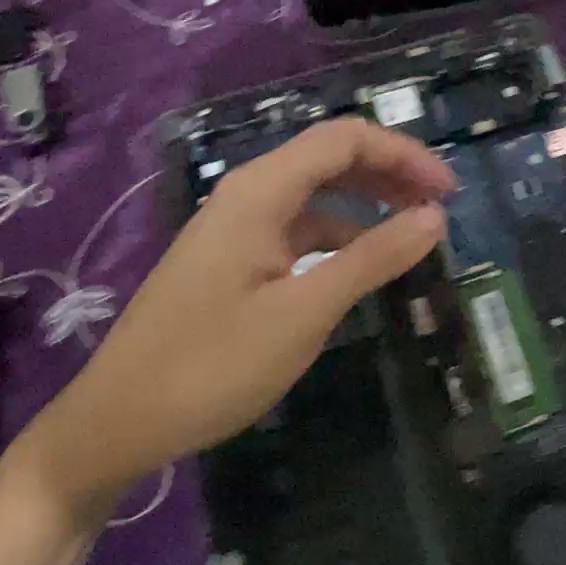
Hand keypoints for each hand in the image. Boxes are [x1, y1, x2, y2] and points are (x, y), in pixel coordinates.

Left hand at [11, 118, 454, 516]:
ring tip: (413, 234)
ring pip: (317, 195)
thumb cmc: (211, 365)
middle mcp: (247, 197)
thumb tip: (435, 216)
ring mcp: (237, 230)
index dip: (403, 154)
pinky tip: (363, 266)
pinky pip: (300, 230)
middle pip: (331, 159)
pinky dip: (342, 236)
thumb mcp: (304, 312)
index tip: (449, 192)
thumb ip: (372, 259)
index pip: (344, 140)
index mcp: (259, 193)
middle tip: (440, 209)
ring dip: (370, 204)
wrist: (116, 424)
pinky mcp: (234, 262)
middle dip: (391, 173)